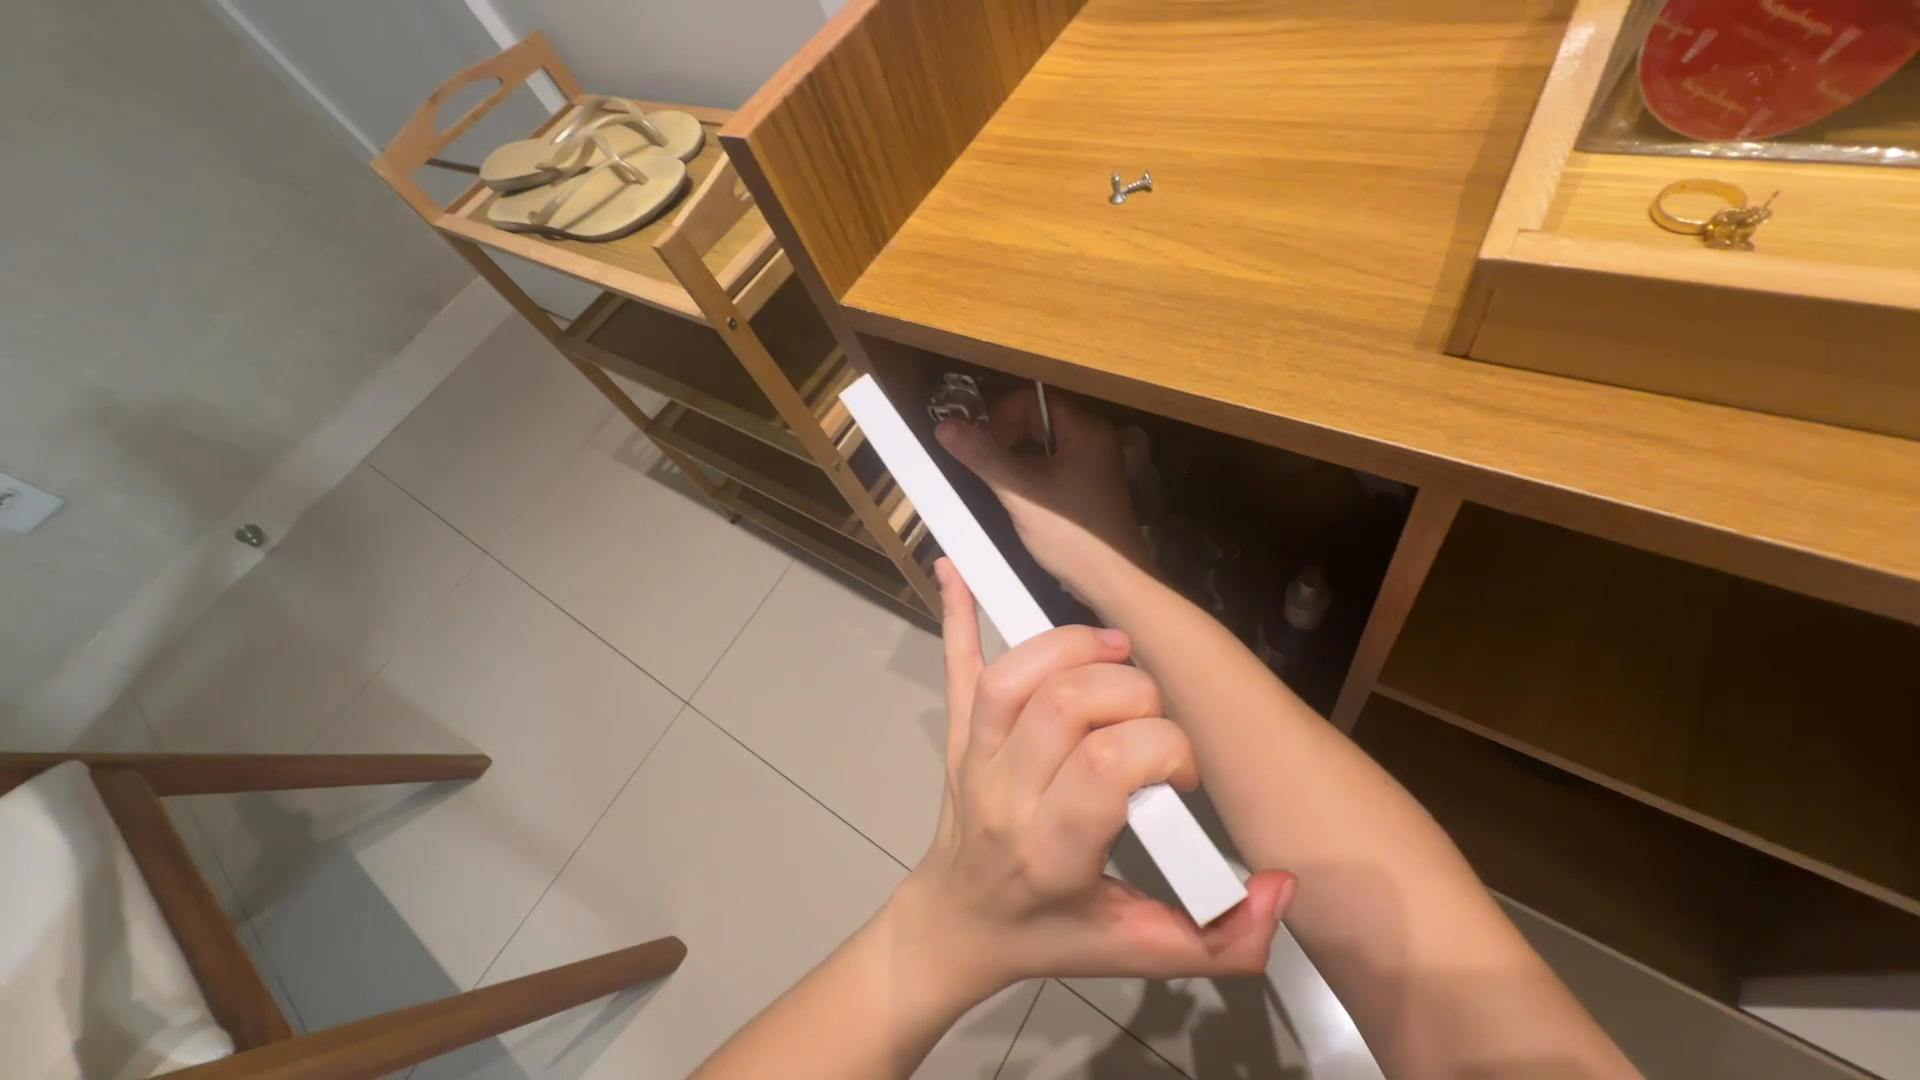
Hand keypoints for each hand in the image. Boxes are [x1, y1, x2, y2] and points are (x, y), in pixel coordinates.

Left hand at [891, 560, 1293, 1000]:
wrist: (955, 924)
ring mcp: (972, 754)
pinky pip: (954, 665)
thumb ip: (1225, 940)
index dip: (1163, 746)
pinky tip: (953, 569)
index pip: (1108, 762)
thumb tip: (1282, 884)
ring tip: (1112, 651)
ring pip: (1013, 675)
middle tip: (1149, 716)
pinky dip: (957, 614)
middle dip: (1129, 691)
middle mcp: (1006, 792)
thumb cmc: (1048, 935)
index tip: (1179, 772)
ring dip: (1069, 646)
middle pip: (1065, 702)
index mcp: (1053, 847)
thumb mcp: (1140, 956)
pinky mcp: (955, 731)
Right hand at [935, 387, 1149, 583]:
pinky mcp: (1089, 484)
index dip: (1000, 414)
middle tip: (981, 458)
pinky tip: (1014, 492)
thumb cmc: (1072, 537)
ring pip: (1044, 441)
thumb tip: (946, 427)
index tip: (977, 439)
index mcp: (1085, 430)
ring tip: (994, 476)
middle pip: (1038, 417)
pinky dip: (1030, 469)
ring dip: (1015, 453)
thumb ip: (984, 458)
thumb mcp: (1021, 495)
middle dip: (1005, 433)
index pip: (1033, 399)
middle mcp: (1093, 438)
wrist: (1112, 582)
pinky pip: (1053, 462)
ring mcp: (1093, 462)